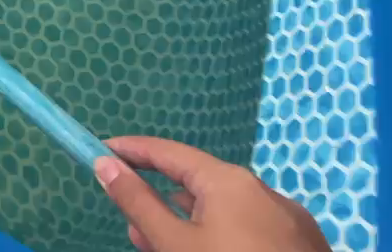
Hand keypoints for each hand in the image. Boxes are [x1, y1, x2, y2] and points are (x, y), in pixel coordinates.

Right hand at [95, 136, 330, 251]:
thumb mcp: (174, 243)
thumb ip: (136, 200)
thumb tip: (105, 163)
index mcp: (231, 182)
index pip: (166, 151)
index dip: (128, 150)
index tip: (97, 153)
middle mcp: (266, 194)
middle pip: (195, 185)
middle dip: (158, 202)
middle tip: (132, 226)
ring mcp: (294, 227)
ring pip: (222, 212)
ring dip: (187, 225)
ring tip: (161, 249)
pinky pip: (249, 231)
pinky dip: (219, 238)